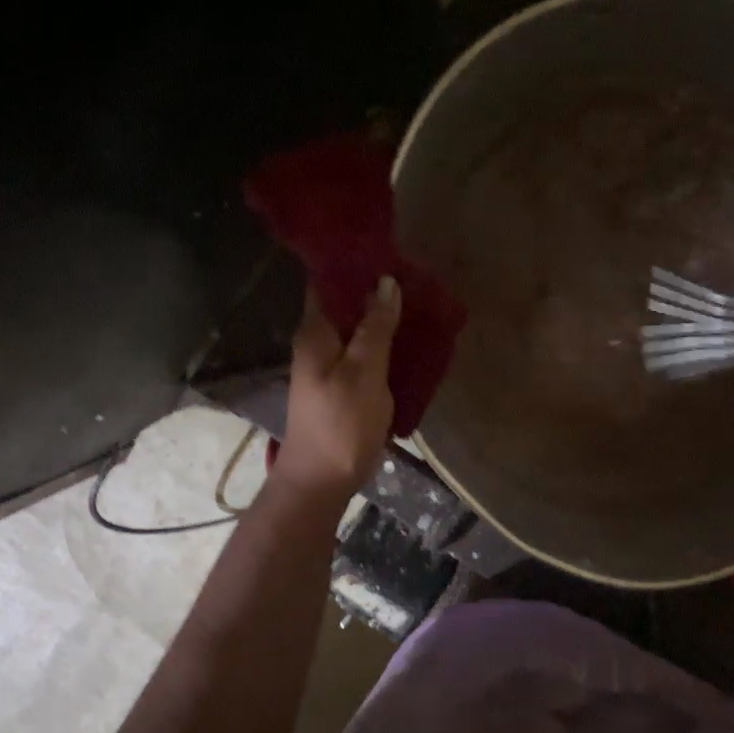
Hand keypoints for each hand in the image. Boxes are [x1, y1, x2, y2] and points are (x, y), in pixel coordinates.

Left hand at [274, 277, 400, 500]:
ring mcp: (329, 368)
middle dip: (374, 291)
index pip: (327, 283)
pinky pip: (365, 355)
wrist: (321, 481)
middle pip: (345, 306)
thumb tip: (386, 283)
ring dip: (382, 319)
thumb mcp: (364, 372)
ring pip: (357, 331)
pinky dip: (384, 345)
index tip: (385, 251)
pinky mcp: (343, 388)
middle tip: (413, 276)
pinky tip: (409, 342)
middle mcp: (318, 344)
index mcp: (315, 333)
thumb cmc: (341, 424)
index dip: (352, 266)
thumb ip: (375, 328)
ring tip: (418, 304)